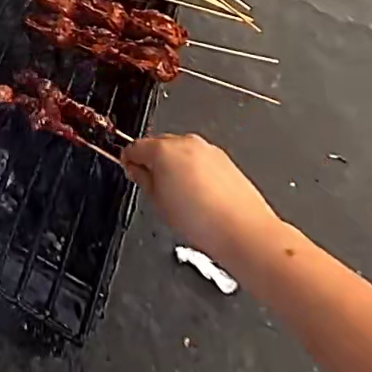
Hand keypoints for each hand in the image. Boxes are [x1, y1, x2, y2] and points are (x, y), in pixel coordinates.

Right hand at [123, 133, 281, 263]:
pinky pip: (199, 158)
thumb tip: (137, 170)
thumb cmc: (202, 221)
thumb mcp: (158, 203)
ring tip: (179, 198)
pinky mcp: (222, 158)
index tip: (129, 168)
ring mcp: (206, 148)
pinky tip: (198, 196)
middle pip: (159, 145)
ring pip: (180, 151)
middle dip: (153, 162)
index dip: (129, 159)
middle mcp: (185, 142)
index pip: (136, 146)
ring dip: (174, 166)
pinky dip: (194, 170)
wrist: (242, 229)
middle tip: (153, 187)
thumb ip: (143, 179)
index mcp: (163, 150)